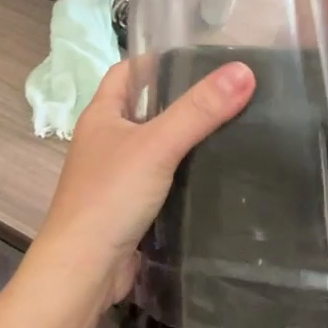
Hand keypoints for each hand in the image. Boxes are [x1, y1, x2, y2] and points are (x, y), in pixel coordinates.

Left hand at [29, 59, 254, 304]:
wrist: (84, 269)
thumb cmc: (111, 195)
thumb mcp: (157, 145)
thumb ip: (198, 111)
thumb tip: (243, 71)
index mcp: (101, 114)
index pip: (127, 73)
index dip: (156, 62)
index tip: (199, 59)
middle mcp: (104, 140)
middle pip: (144, 110)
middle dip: (180, 102)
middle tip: (229, 97)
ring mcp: (115, 176)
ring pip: (155, 149)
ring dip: (185, 143)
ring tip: (234, 132)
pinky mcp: (129, 209)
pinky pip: (160, 183)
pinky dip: (184, 179)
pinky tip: (216, 180)